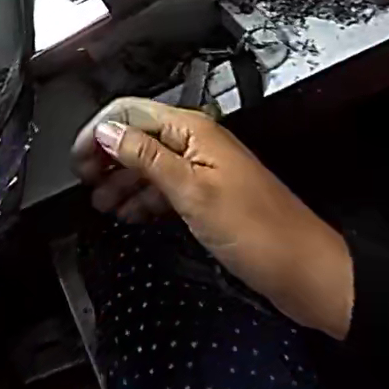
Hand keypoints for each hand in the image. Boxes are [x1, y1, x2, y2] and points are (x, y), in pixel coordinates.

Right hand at [73, 98, 353, 337]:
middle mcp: (195, 141)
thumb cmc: (260, 233)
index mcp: (192, 130)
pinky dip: (142, 197)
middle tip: (84, 179)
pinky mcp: (206, 193)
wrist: (310, 275)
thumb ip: (144, 157)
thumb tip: (107, 132)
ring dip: (121, 180)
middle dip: (106, 155)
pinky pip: (163, 185)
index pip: (130, 113)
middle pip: (136, 135)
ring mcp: (201, 167)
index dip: (98, 132)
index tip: (78, 156)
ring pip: (147, 162)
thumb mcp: (191, 191)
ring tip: (100, 201)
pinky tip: (129, 212)